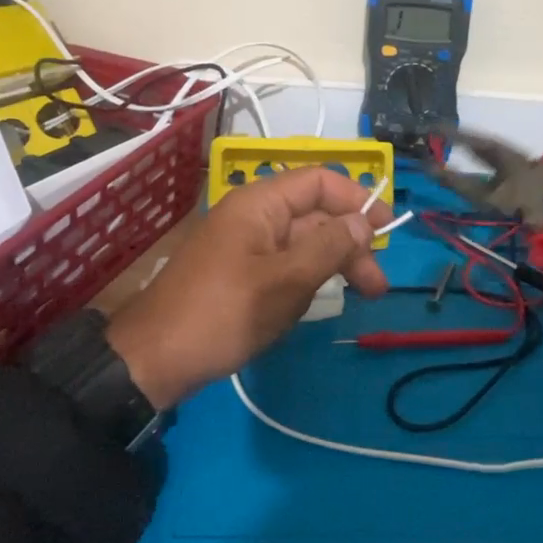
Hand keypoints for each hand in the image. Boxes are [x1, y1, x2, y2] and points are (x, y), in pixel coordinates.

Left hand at [104, 166, 393, 407]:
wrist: (153, 361)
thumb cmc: (223, 314)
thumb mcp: (285, 280)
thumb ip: (328, 246)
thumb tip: (363, 221)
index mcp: (259, 204)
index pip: (319, 181)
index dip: (358, 199)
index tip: (389, 230)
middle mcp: (252, 216)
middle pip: (315, 215)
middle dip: (351, 243)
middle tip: (376, 287)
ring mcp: (244, 247)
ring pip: (302, 243)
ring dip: (333, 264)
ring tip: (358, 297)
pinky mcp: (239, 275)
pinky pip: (283, 266)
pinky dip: (307, 279)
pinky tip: (316, 303)